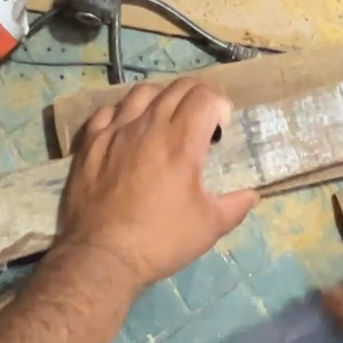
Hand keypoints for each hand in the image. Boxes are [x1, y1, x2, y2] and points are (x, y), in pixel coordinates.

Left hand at [56, 78, 259, 292]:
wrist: (103, 255)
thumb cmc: (162, 239)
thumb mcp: (209, 226)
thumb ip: (235, 205)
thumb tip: (252, 195)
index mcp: (182, 140)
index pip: (205, 95)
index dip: (220, 105)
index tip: (220, 129)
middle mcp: (148, 125)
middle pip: (177, 87)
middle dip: (196, 96)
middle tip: (201, 120)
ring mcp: (115, 131)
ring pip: (141, 92)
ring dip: (161, 99)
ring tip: (164, 120)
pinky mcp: (90, 142)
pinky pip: (107, 111)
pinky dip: (123, 113)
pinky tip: (127, 131)